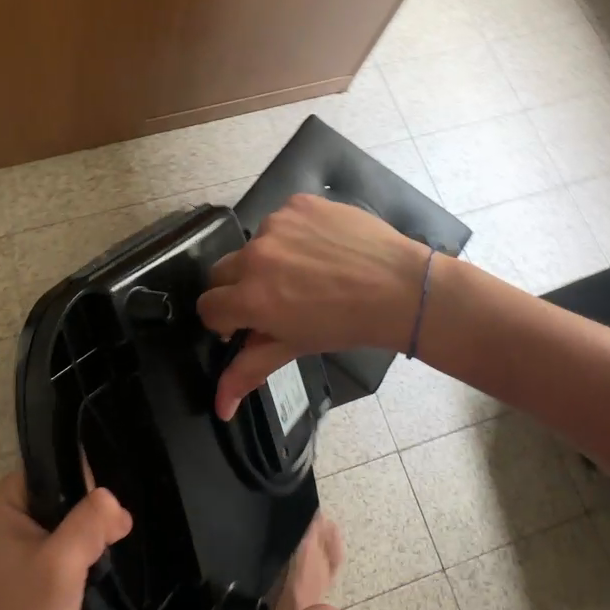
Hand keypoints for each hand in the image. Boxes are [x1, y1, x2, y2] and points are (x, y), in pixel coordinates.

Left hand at [0, 470, 131, 609]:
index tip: (106, 505)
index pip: (58, 463)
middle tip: (113, 533)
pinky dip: (93, 552)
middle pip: (72, 491)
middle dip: (96, 511)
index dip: (86, 479)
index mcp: (9, 498)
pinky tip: (104, 562)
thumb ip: (89, 523)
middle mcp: (18, 513)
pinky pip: (79, 543)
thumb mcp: (60, 562)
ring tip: (110, 549)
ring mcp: (32, 542)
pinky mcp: (46, 568)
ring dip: (96, 534)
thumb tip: (115, 500)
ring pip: (79, 519)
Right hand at [198, 194, 431, 418]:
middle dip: (238, 288)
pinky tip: (320, 248)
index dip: (225, 320)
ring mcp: (277, 223)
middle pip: (222, 272)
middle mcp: (256, 254)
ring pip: (254, 243)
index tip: (246, 325)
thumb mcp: (294, 347)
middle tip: (274, 300)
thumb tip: (219, 407)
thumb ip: (249, 371)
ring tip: (306, 273)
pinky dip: (294, 234)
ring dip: (268, 259)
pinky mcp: (298, 202)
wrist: (401, 288)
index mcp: (250, 296)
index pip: (207, 306)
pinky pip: (281, 219)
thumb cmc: (347, 324)